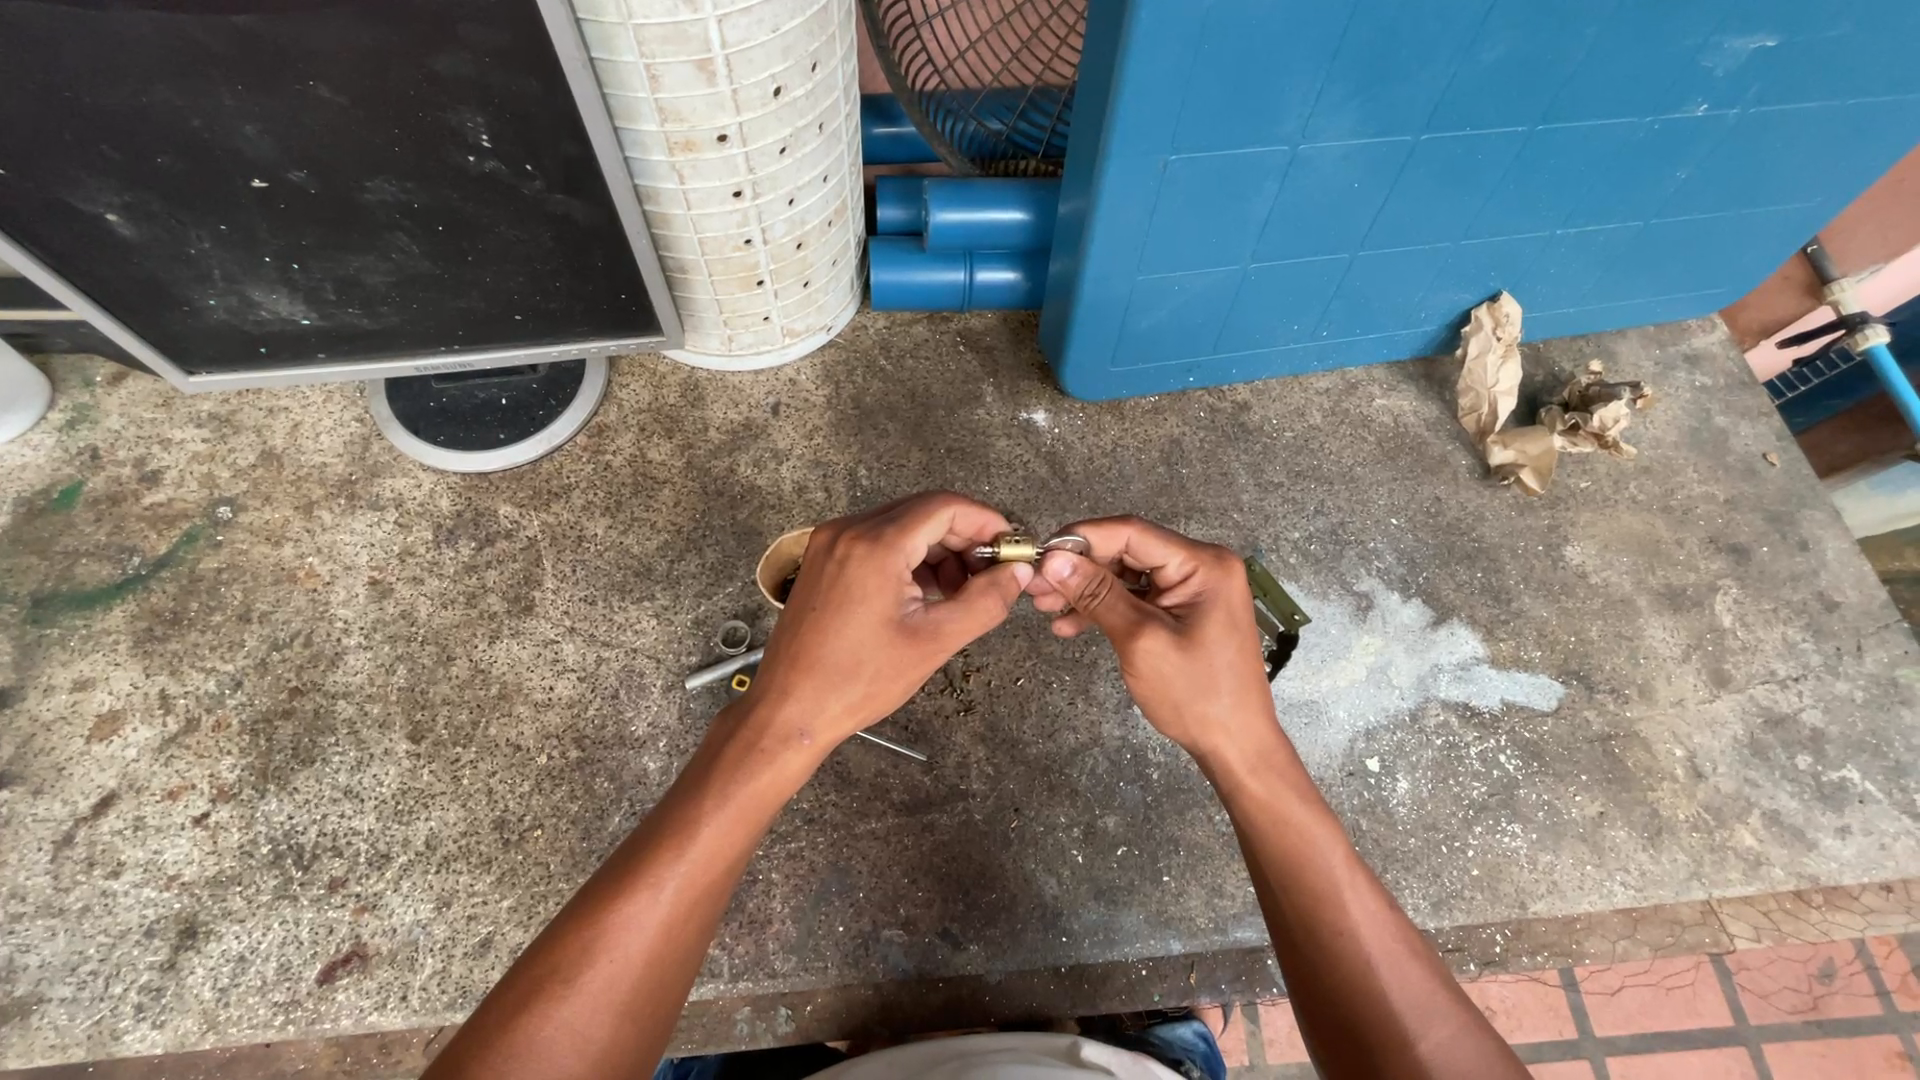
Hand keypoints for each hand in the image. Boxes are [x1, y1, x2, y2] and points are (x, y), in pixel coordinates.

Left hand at [745, 492, 1031, 751]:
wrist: (791, 708)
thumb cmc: (858, 680)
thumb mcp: (934, 641)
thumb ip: (985, 601)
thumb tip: (1019, 574)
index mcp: (875, 545)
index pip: (945, 506)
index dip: (986, 522)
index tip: (1011, 548)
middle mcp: (849, 530)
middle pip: (924, 512)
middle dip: (964, 538)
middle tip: (992, 574)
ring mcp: (831, 542)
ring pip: (902, 526)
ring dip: (938, 550)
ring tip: (961, 592)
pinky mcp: (824, 559)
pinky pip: (879, 542)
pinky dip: (910, 559)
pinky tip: (928, 593)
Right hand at [1025, 516, 1275, 759]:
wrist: (1235, 744)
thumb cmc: (1196, 695)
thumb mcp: (1139, 639)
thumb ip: (1096, 594)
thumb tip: (1053, 560)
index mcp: (1202, 564)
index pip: (1130, 532)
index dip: (1081, 540)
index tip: (1040, 556)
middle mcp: (1201, 566)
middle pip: (1126, 551)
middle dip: (1078, 569)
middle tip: (1036, 587)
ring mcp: (1192, 589)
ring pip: (1125, 575)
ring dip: (1085, 590)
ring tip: (1044, 607)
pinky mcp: (1182, 611)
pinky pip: (1136, 597)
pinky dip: (1104, 608)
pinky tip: (1070, 625)